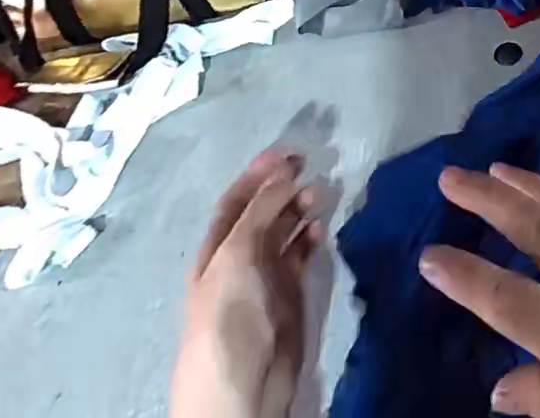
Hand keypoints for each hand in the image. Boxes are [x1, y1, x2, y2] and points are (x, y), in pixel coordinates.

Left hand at [170, 150, 322, 417]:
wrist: (242, 388)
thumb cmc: (230, 316)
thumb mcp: (236, 257)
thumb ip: (261, 211)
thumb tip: (286, 170)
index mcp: (216, 248)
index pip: (236, 200)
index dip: (258, 173)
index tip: (287, 151)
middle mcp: (240, 256)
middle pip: (264, 210)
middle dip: (284, 187)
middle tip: (312, 167)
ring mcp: (266, 273)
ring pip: (286, 228)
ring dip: (302, 208)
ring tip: (322, 195)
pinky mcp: (290, 290)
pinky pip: (301, 252)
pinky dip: (312, 236)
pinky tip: (323, 228)